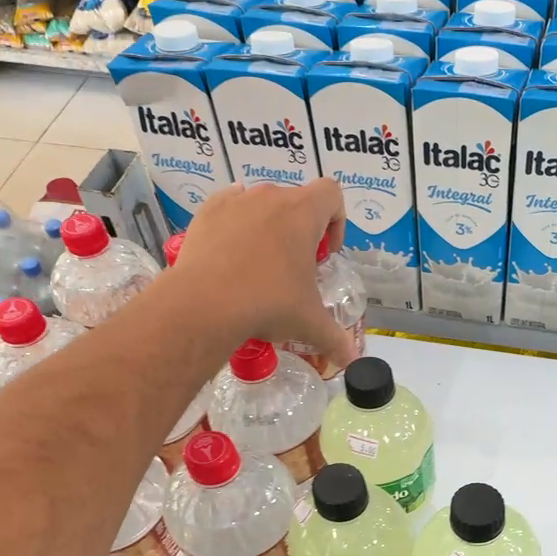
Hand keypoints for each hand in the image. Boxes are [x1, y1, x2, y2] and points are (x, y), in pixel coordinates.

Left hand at [167, 179, 352, 369]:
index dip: (337, 221)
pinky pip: (230, 208)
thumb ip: (335, 339)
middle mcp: (270, 197)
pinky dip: (237, 226)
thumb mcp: (309, 324)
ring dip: (269, 229)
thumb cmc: (268, 303)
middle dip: (301, 231)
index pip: (332, 194)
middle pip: (297, 201)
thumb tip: (351, 361)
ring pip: (262, 205)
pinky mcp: (208, 212)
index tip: (326, 254)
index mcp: (302, 213)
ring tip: (262, 267)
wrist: (205, 303)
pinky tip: (233, 255)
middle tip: (295, 269)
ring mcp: (236, 201)